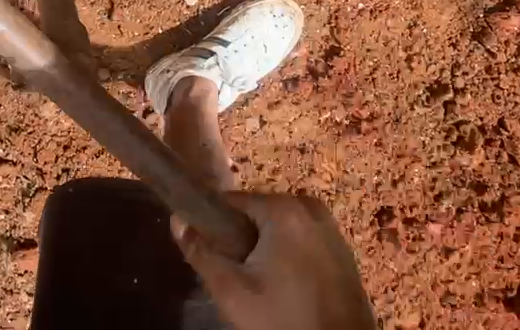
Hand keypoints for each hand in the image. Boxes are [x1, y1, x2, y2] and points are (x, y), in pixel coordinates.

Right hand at [177, 194, 376, 329]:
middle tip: (241, 277)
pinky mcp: (343, 248)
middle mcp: (309, 206)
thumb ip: (200, 252)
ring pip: (278, 227)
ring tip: (265, 286)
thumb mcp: (232, 292)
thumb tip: (177, 220)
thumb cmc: (284, 323)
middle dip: (243, 238)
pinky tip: (288, 288)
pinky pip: (301, 239)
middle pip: (256, 213)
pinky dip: (290, 255)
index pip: (231, 201)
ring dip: (267, 248)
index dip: (216, 227)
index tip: (217, 257)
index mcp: (283, 208)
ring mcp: (330, 226)